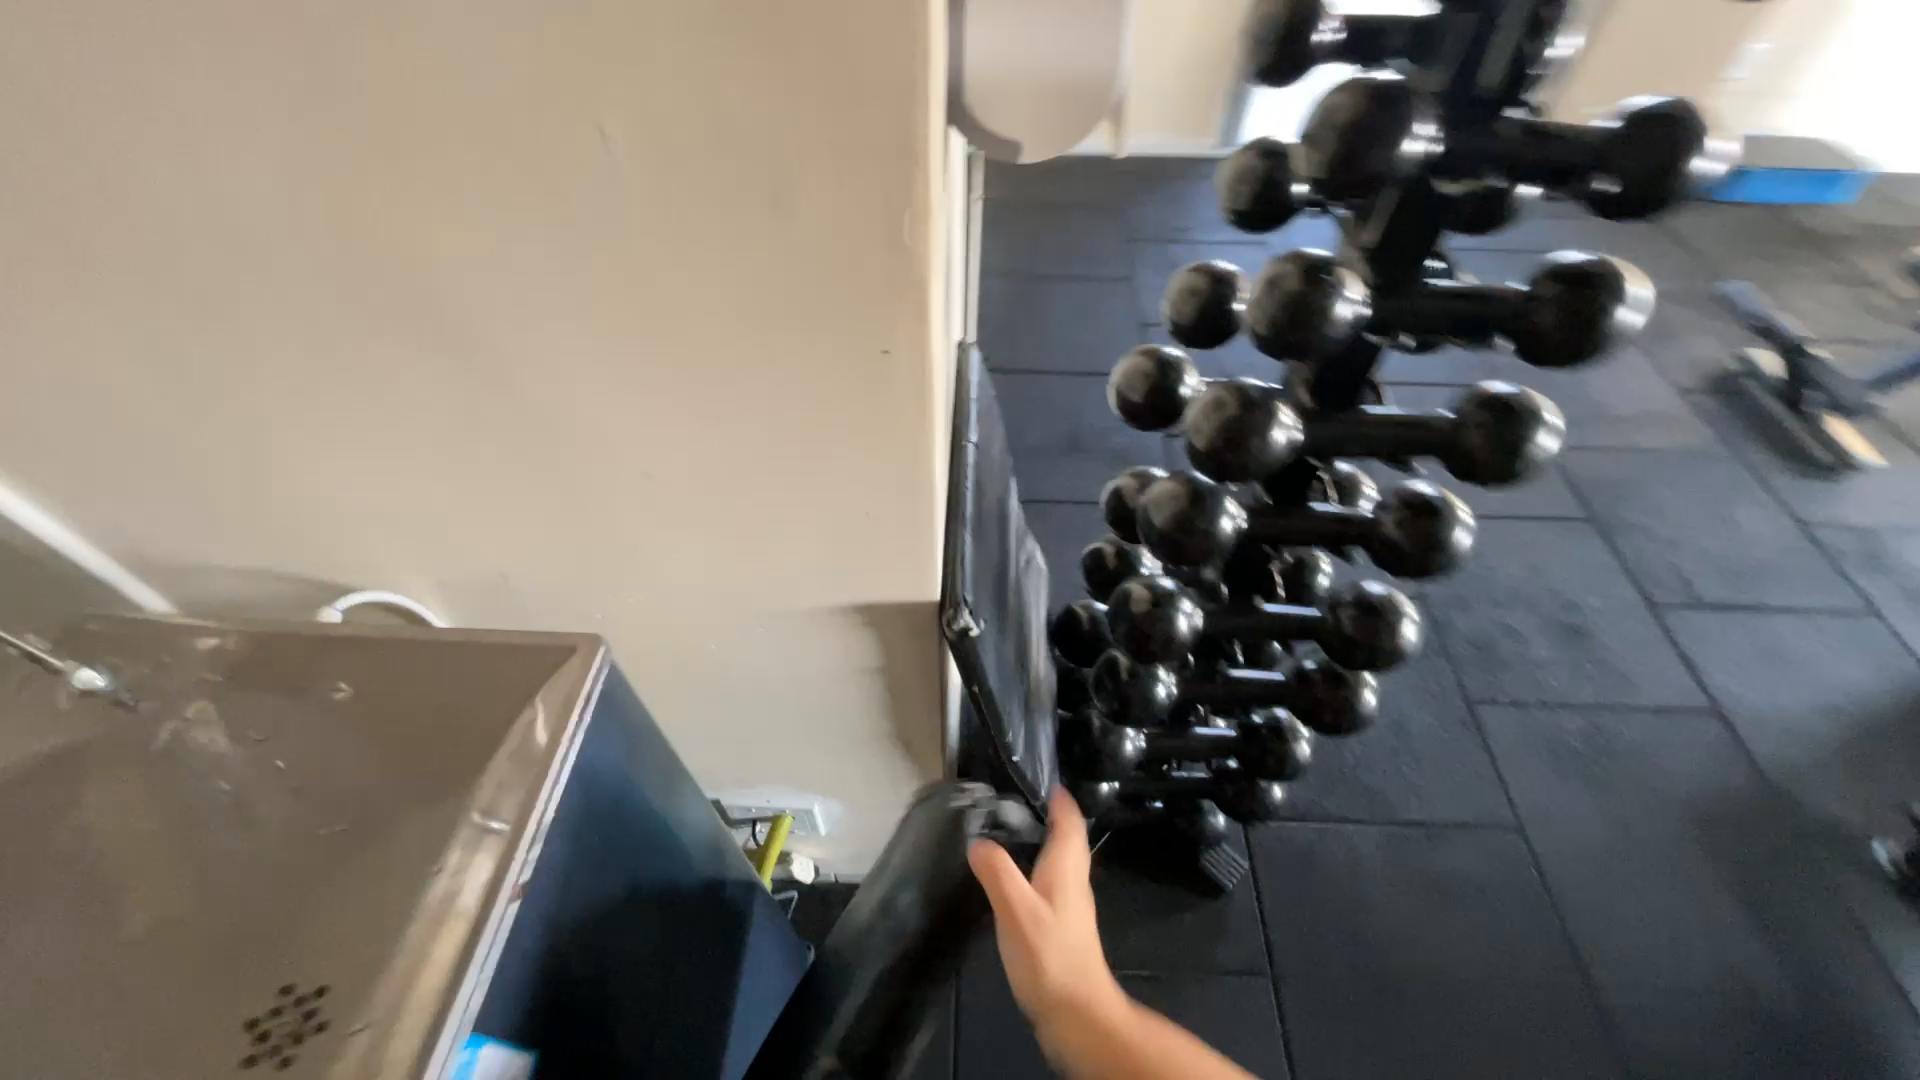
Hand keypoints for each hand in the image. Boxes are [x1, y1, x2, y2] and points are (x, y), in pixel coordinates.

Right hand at [967, 788, 1129, 1049]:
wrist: (1077, 1013)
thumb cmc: (1049, 956)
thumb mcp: (1015, 909)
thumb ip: (996, 871)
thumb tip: (978, 841)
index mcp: (1066, 867)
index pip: (1070, 820)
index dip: (1060, 798)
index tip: (1042, 779)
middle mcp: (1074, 880)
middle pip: (1068, 839)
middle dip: (1049, 817)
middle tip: (1017, 802)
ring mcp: (1071, 905)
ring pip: (1060, 862)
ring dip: (1042, 843)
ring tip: (1011, 833)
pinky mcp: (1063, 927)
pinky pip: (1051, 884)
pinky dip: (1036, 871)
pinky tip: (1014, 881)